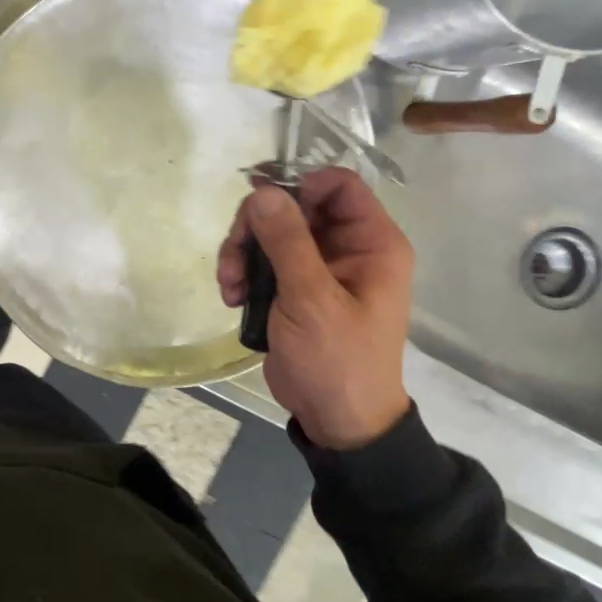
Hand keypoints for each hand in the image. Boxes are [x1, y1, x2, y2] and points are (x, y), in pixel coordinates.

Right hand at [216, 167, 413, 450]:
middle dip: (257, 227)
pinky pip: (262, 262)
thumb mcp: (312, 299)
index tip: (260, 201)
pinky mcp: (292, 291)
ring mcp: (316, 270)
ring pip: (271, 234)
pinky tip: (231, 297)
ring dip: (242, 253)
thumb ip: (288, 242)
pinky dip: (242, 274)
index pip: (338, 185)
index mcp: (372, 243)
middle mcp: (346, 249)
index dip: (299, 184)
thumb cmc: (337, 358)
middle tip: (234, 254)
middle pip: (294, 207)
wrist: (335, 418)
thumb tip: (264, 192)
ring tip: (229, 285)